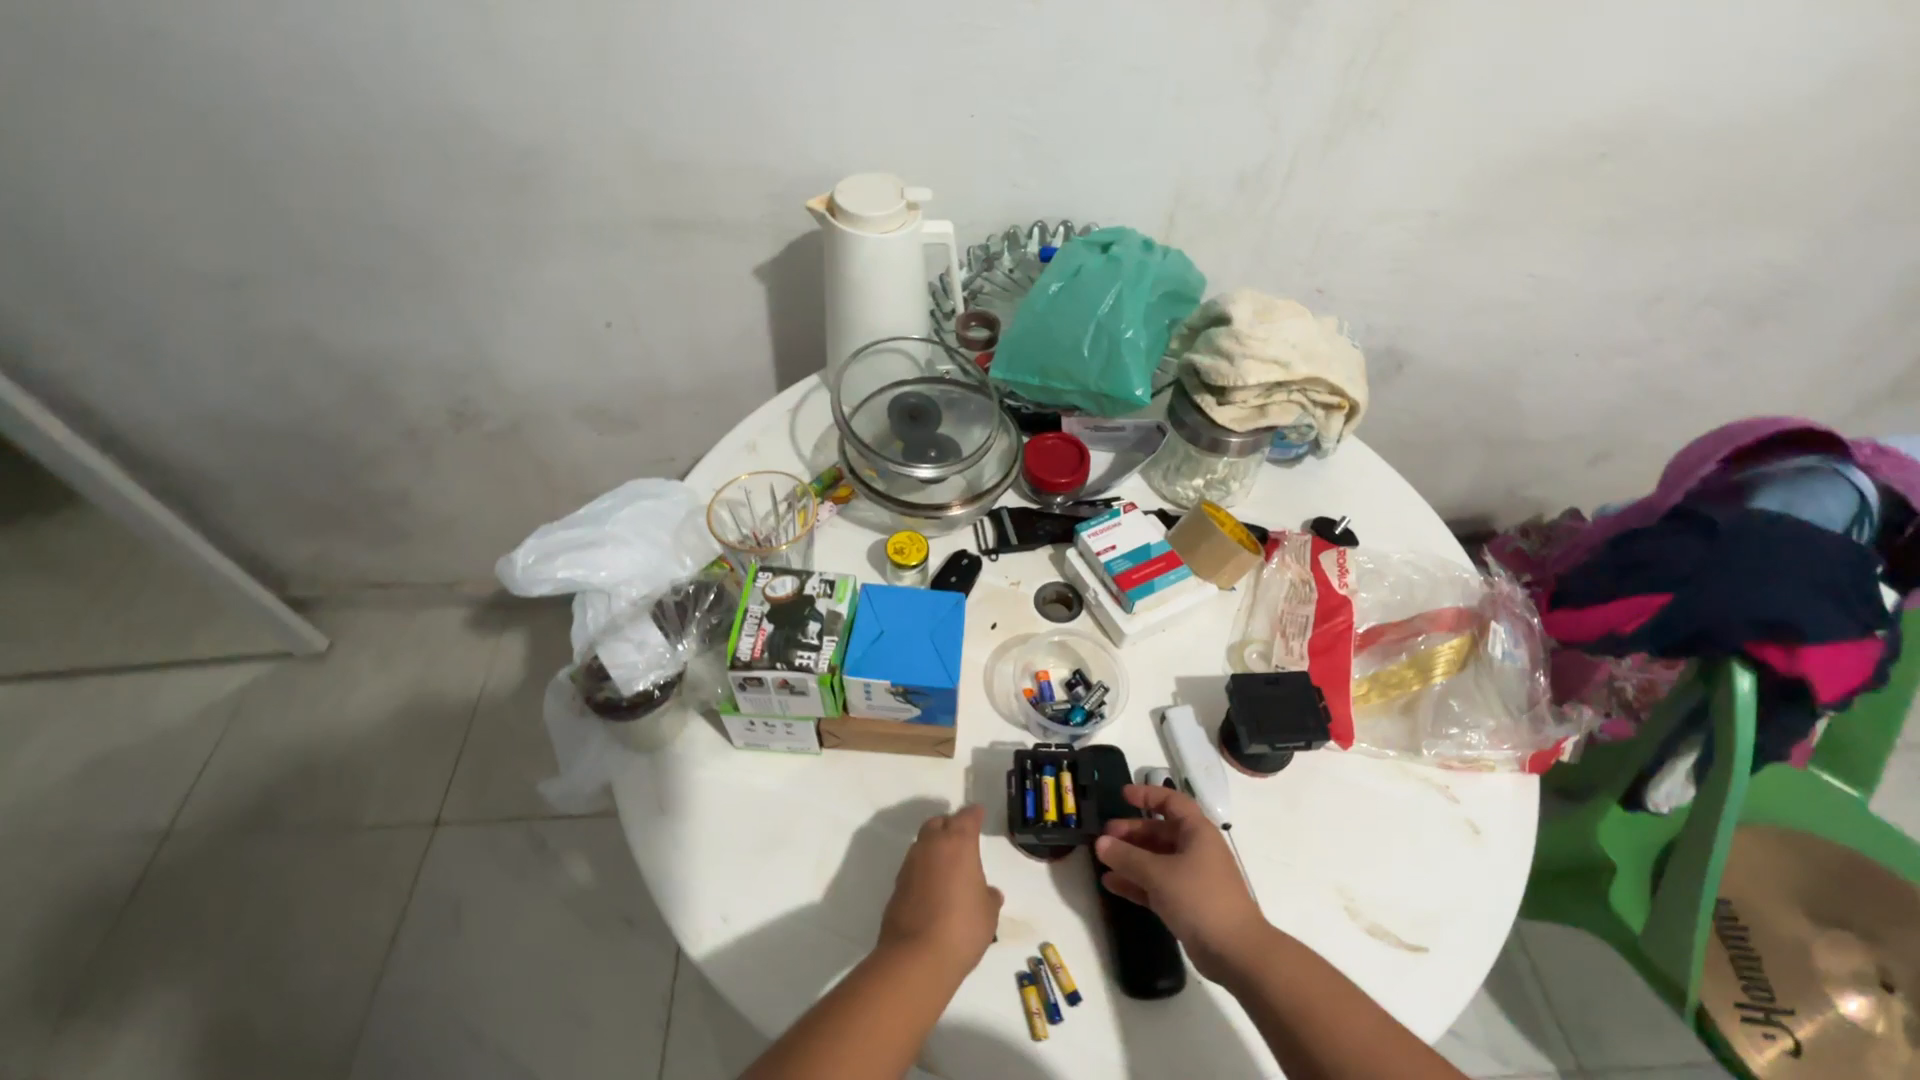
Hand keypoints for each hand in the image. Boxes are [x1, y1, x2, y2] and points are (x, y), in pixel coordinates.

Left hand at [878, 804, 1003, 977]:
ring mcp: (910, 866)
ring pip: (922, 844)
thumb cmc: (962, 928)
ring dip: (934, 848)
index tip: (978, 813)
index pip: (966, 817)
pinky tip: (933, 887)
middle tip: (961, 837)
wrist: (916, 956)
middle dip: (949, 825)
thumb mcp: (988, 913)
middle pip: (938, 823)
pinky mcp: (897, 886)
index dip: (973, 814)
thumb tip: (989, 893)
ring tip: (947, 865)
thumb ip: (988, 897)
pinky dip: (923, 870)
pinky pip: (913, 868)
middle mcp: (930, 847)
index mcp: (958, 844)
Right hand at [1094, 784, 1270, 982]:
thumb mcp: (1159, 873)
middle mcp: (1196, 850)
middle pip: (1160, 832)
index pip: (1172, 802)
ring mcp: (1191, 878)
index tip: (1123, 795)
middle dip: (1132, 832)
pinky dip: (1136, 882)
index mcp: (1197, 832)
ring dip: (1130, 858)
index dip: (1148, 795)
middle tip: (1104, 836)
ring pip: (1156, 860)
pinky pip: (1156, 885)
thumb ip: (1127, 857)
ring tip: (1102, 859)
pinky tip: (1110, 884)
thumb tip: (1100, 842)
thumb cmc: (1199, 898)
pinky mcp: (1186, 903)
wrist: (1235, 950)